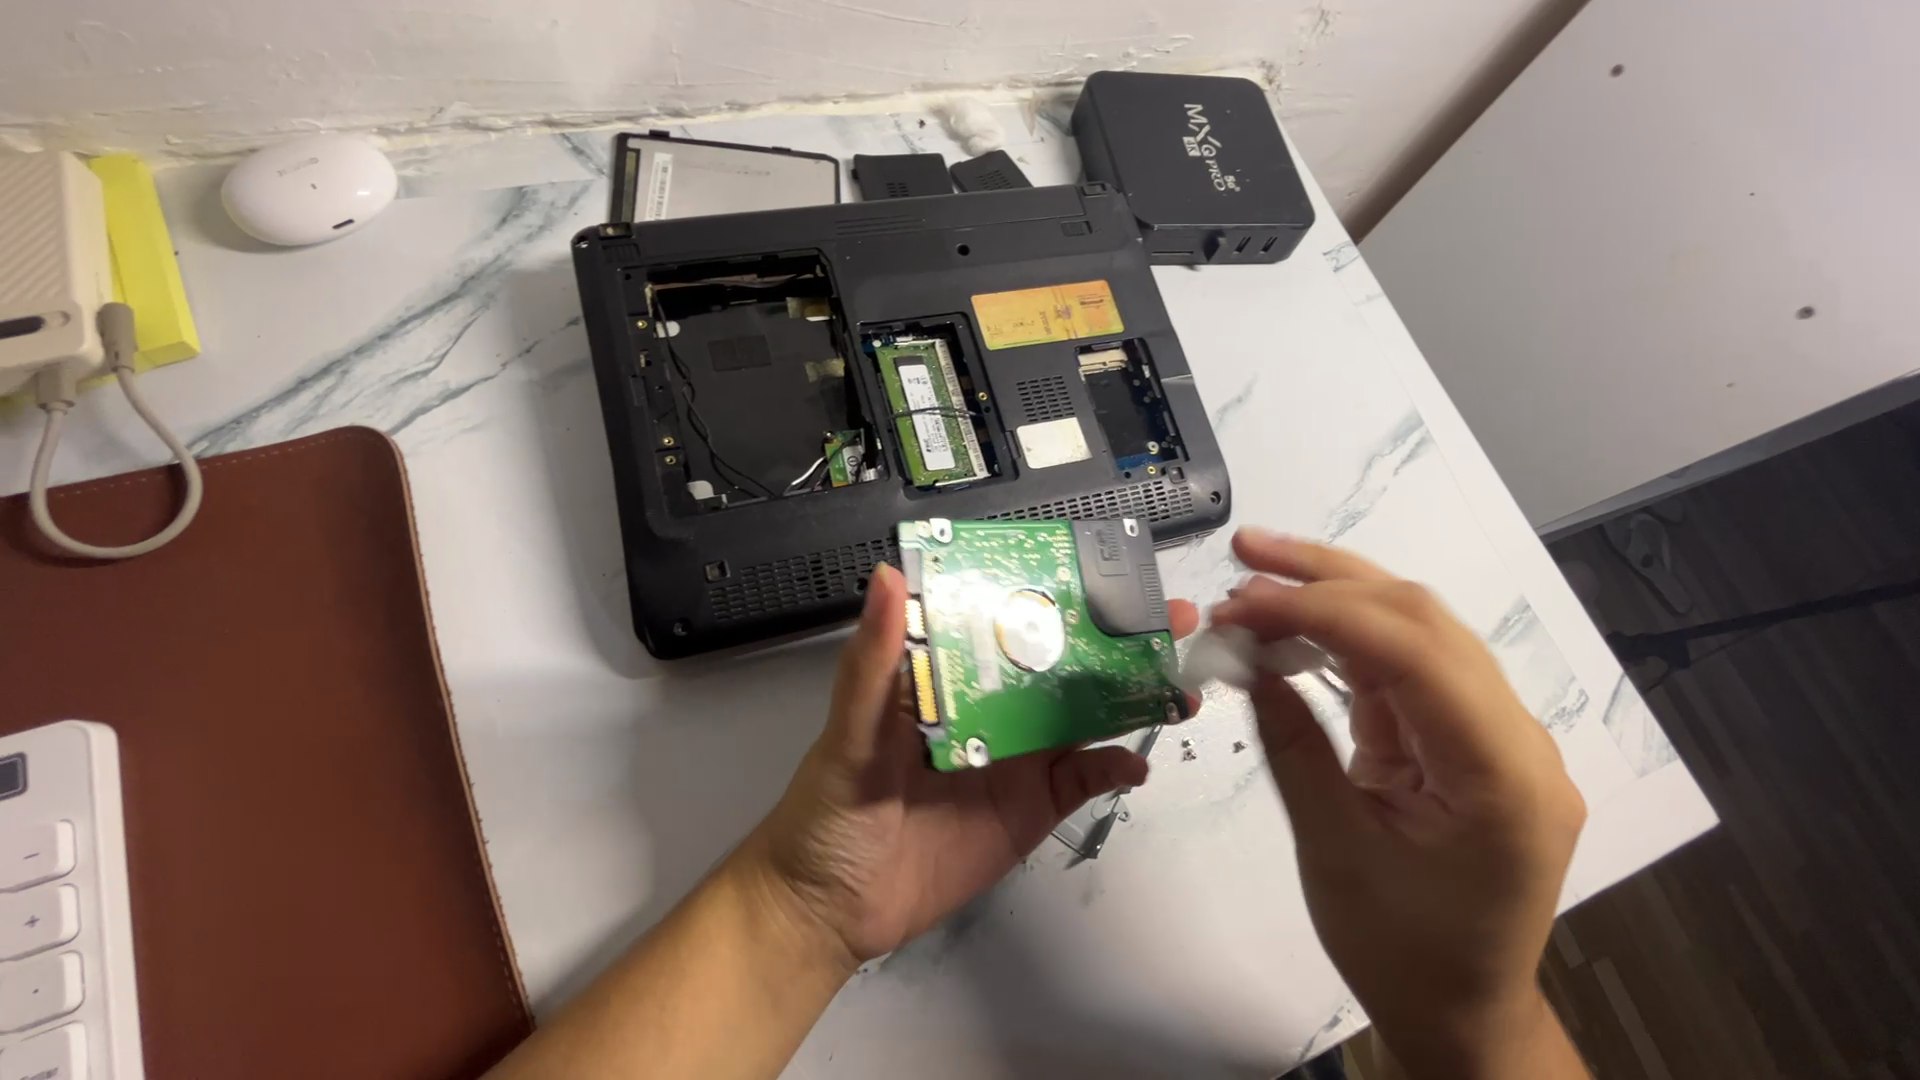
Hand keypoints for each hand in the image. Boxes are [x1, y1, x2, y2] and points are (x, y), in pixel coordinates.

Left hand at [735, 563, 1197, 968]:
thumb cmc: (831, 808)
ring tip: (1176, 679)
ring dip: (1129, 695)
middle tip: (1168, 615)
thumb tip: (888, 574)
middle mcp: (988, 706)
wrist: (833, 909)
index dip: (1052, 591)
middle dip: (1113, 636)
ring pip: (1082, 715)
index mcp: (946, 674)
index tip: (1104, 568)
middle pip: (1057, 662)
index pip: (1004, 619)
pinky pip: (1083, 779)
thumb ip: (872, 662)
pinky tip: (1137, 762)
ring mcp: (1016, 757)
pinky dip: (1114, 767)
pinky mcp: (1032, 807)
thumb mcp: (849, 732)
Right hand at [1210, 530, 1586, 1077]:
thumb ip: (1292, 743)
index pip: (1416, 653)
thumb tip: (1249, 661)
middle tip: (1244, 556)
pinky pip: (1402, 669)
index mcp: (1502, 774)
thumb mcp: (1332, 847)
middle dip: (1329, 578)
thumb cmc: (1399, 948)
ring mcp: (1492, 733)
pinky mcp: (1460, 738)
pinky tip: (1290, 626)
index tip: (1243, 600)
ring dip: (1334, 595)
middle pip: (1423, 621)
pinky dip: (1341, 641)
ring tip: (1257, 573)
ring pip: (1414, 631)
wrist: (1460, 1010)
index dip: (1325, 611)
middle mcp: (1515, 737)